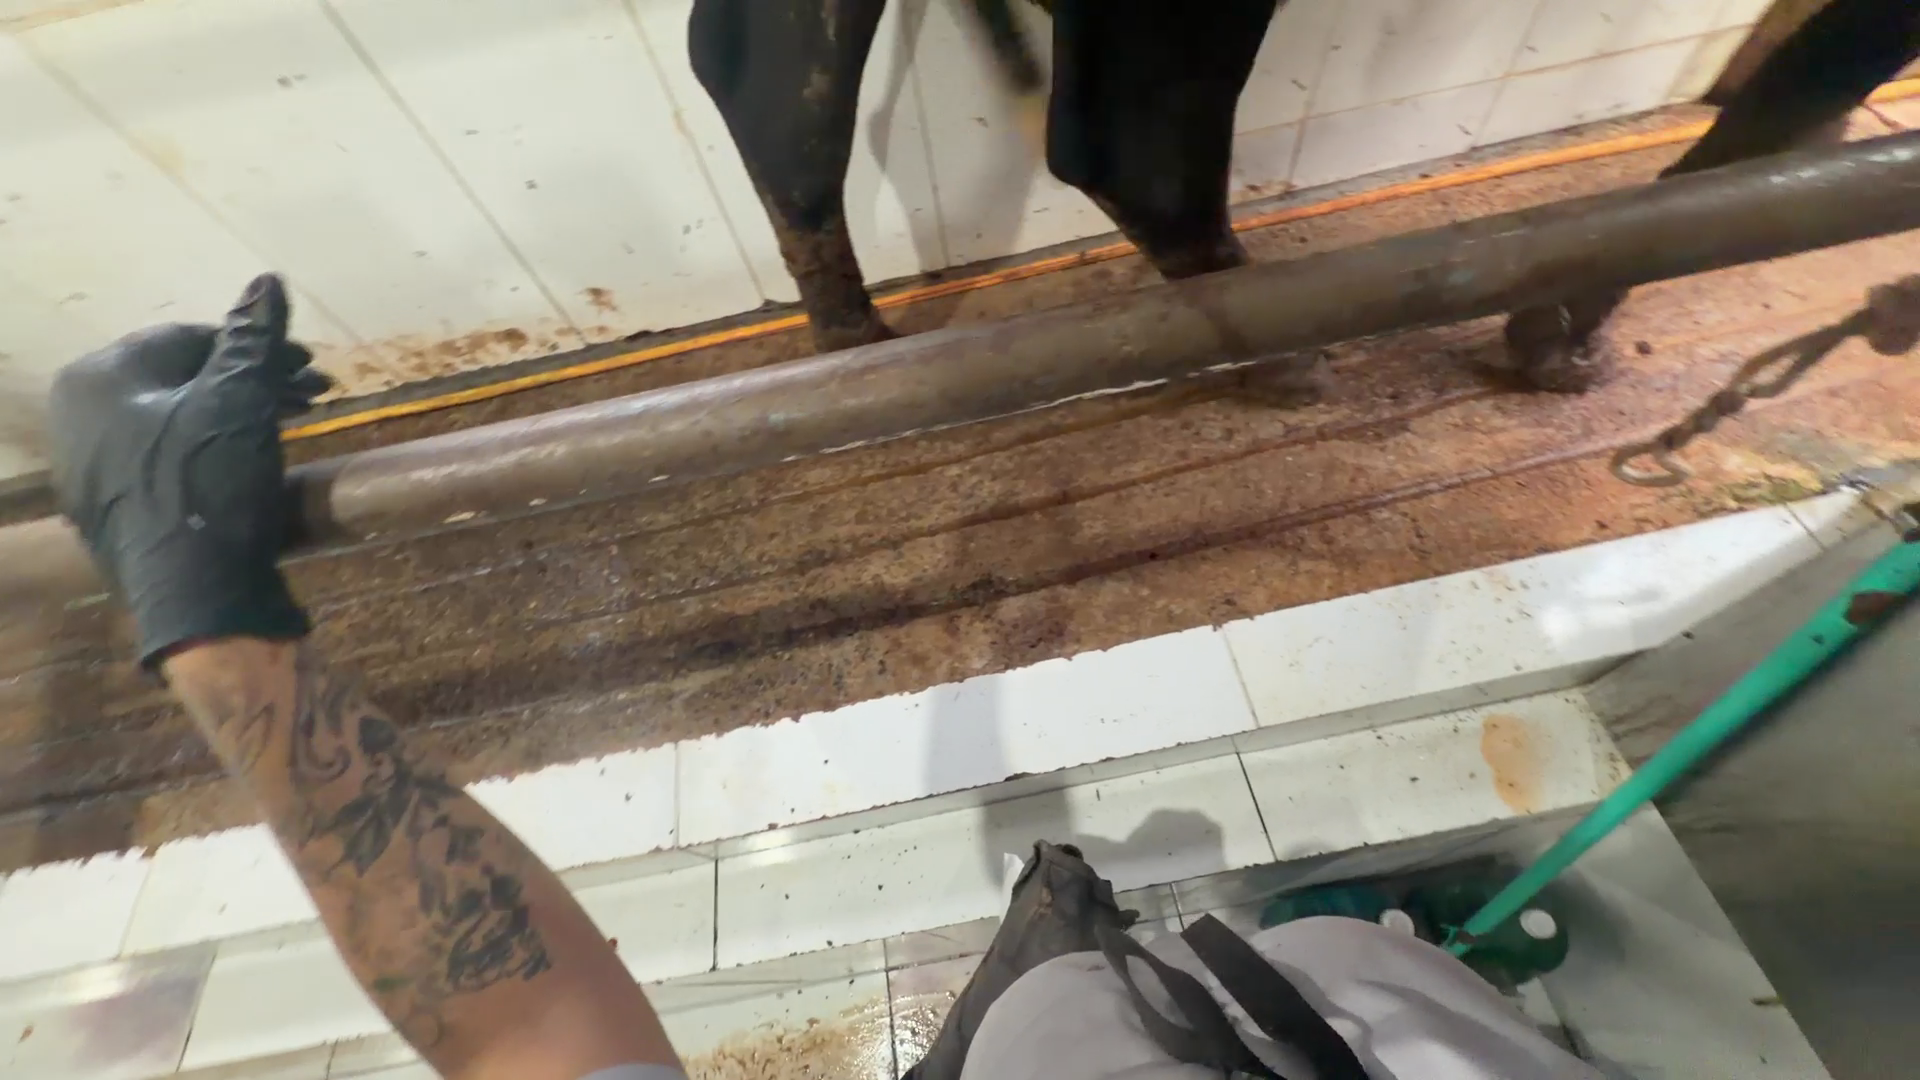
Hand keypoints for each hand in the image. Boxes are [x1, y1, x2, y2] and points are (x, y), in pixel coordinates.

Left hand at [48, 274, 331, 666]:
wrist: (191, 582)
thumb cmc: (211, 482)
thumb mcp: (241, 404)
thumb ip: (252, 341)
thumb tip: (267, 279)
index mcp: (103, 376)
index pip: (190, 338)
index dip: (259, 346)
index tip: (312, 366)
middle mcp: (83, 409)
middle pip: (187, 375)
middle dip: (256, 378)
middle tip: (317, 393)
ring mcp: (95, 456)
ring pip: (182, 411)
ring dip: (244, 408)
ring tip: (298, 421)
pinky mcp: (117, 494)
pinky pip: (173, 446)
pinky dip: (220, 439)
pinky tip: (255, 453)